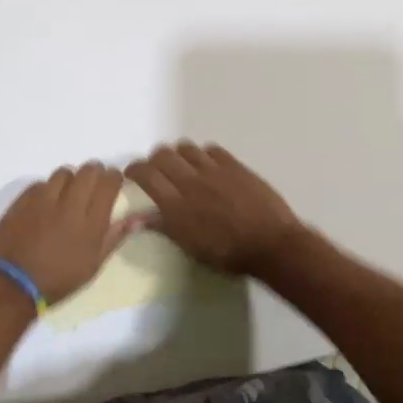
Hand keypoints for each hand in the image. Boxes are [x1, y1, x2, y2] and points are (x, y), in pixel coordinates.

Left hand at [0, 162, 140, 302]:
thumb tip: (139, 218)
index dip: (115, 177)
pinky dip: (47, 188)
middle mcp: (69, 205)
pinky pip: (40, 183)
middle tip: (94, 182)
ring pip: (63, 172)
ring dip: (70, 178)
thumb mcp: (93, 265)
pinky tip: (46, 202)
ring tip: (69, 192)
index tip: (114, 181)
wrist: (13, 285)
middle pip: (88, 170)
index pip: (109, 183)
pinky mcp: (22, 201)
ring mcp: (43, 200)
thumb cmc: (59, 280)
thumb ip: (115, 237)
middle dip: (95, 172)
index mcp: (91, 223)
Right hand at [125, 142, 304, 276]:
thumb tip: (134, 219)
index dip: (134, 169)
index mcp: (176, 204)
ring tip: (182, 165)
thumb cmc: (228, 254)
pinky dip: (203, 155)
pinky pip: (211, 149)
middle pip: (162, 155)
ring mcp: (214, 170)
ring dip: (178, 154)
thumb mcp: (190, 247)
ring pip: (185, 148)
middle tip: (156, 169)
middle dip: (154, 159)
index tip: (131, 173)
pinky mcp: (234, 166)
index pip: (146, 174)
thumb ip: (163, 227)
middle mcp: (191, 181)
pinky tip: (207, 165)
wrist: (271, 244)